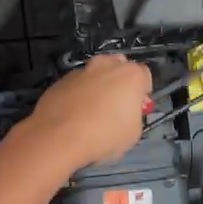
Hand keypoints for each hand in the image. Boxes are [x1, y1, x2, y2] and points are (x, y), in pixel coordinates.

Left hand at [17, 54, 152, 171]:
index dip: (141, 93)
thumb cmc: (103, 136)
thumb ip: (134, 115)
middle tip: (115, 104)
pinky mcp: (60, 81)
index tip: (136, 108)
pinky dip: (77, 94)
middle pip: (118, 66)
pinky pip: (75, 85)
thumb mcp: (133, 134)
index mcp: (130, 76)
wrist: (57, 137)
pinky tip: (73, 114)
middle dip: (119, 80)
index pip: (144, 76)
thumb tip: (126, 111)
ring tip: (91, 110)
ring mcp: (80, 71)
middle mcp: (106, 66)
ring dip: (97, 85)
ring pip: (94, 73)